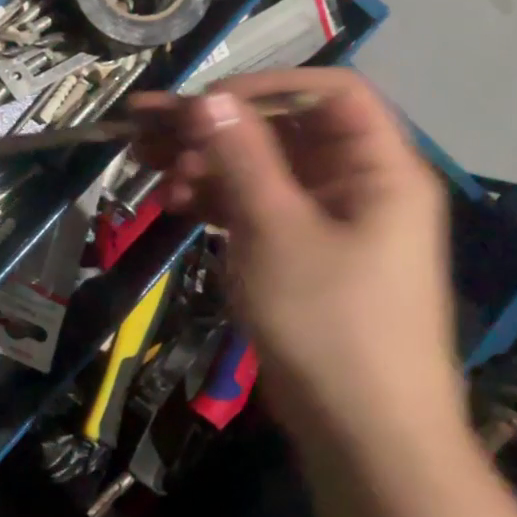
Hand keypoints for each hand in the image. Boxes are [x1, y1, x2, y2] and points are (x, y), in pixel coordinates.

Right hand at [129, 68, 462, 451]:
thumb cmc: (329, 320)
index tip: (197, 104)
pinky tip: (173, 203)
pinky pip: (253, 205)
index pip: (326, 94)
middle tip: (138, 126)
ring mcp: (327, 219)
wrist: (362, 428)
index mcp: (377, 169)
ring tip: (142, 164)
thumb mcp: (275, 229)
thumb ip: (240, 157)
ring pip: (258, 167)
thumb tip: (205, 97)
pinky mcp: (300, 252)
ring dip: (202, 161)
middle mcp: (356, 183)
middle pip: (279, 130)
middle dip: (209, 125)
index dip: (261, 87)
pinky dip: (214, 198)